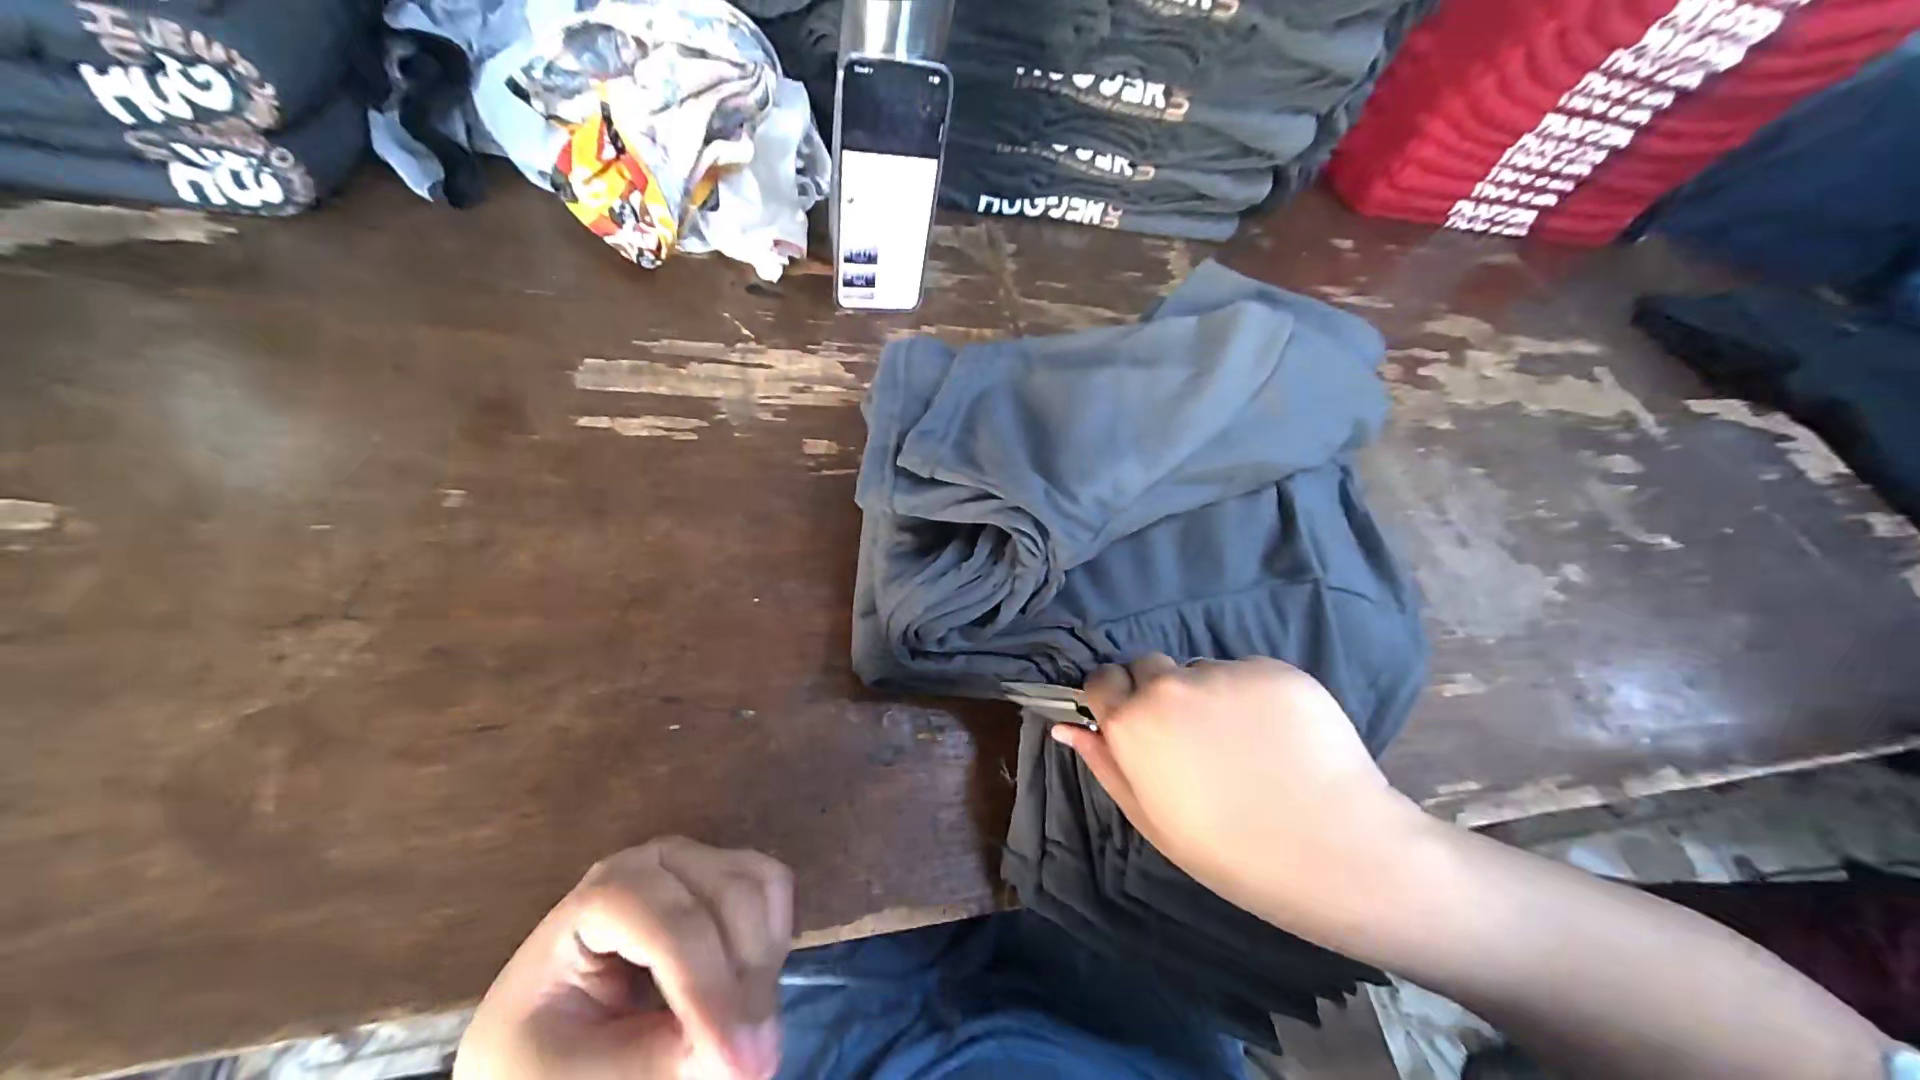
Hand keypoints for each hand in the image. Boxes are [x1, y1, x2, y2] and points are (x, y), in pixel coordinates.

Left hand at [455, 837, 793, 1079]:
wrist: (545, 1032)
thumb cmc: (542, 1058)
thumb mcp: (579, 1078)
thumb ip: (657, 1064)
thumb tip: (743, 1059)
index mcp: (600, 898)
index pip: (673, 927)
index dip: (710, 991)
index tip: (737, 1067)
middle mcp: (653, 861)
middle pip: (729, 898)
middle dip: (747, 983)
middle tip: (754, 1066)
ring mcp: (693, 861)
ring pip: (762, 888)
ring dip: (766, 964)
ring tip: (749, 1035)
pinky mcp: (722, 874)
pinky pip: (773, 888)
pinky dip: (775, 939)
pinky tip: (752, 991)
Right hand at [1051, 655, 1432, 927]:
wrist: (1333, 849)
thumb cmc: (1228, 847)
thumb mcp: (1150, 817)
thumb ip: (1104, 762)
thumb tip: (1065, 725)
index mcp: (1133, 721)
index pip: (1101, 679)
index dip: (1113, 697)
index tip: (1131, 720)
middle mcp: (1170, 684)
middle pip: (1148, 666)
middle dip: (1157, 691)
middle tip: (1191, 737)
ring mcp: (1224, 672)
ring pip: (1200, 671)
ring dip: (1208, 694)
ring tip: (1244, 743)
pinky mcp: (1274, 668)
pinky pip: (1246, 673)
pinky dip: (1253, 695)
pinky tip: (1277, 737)